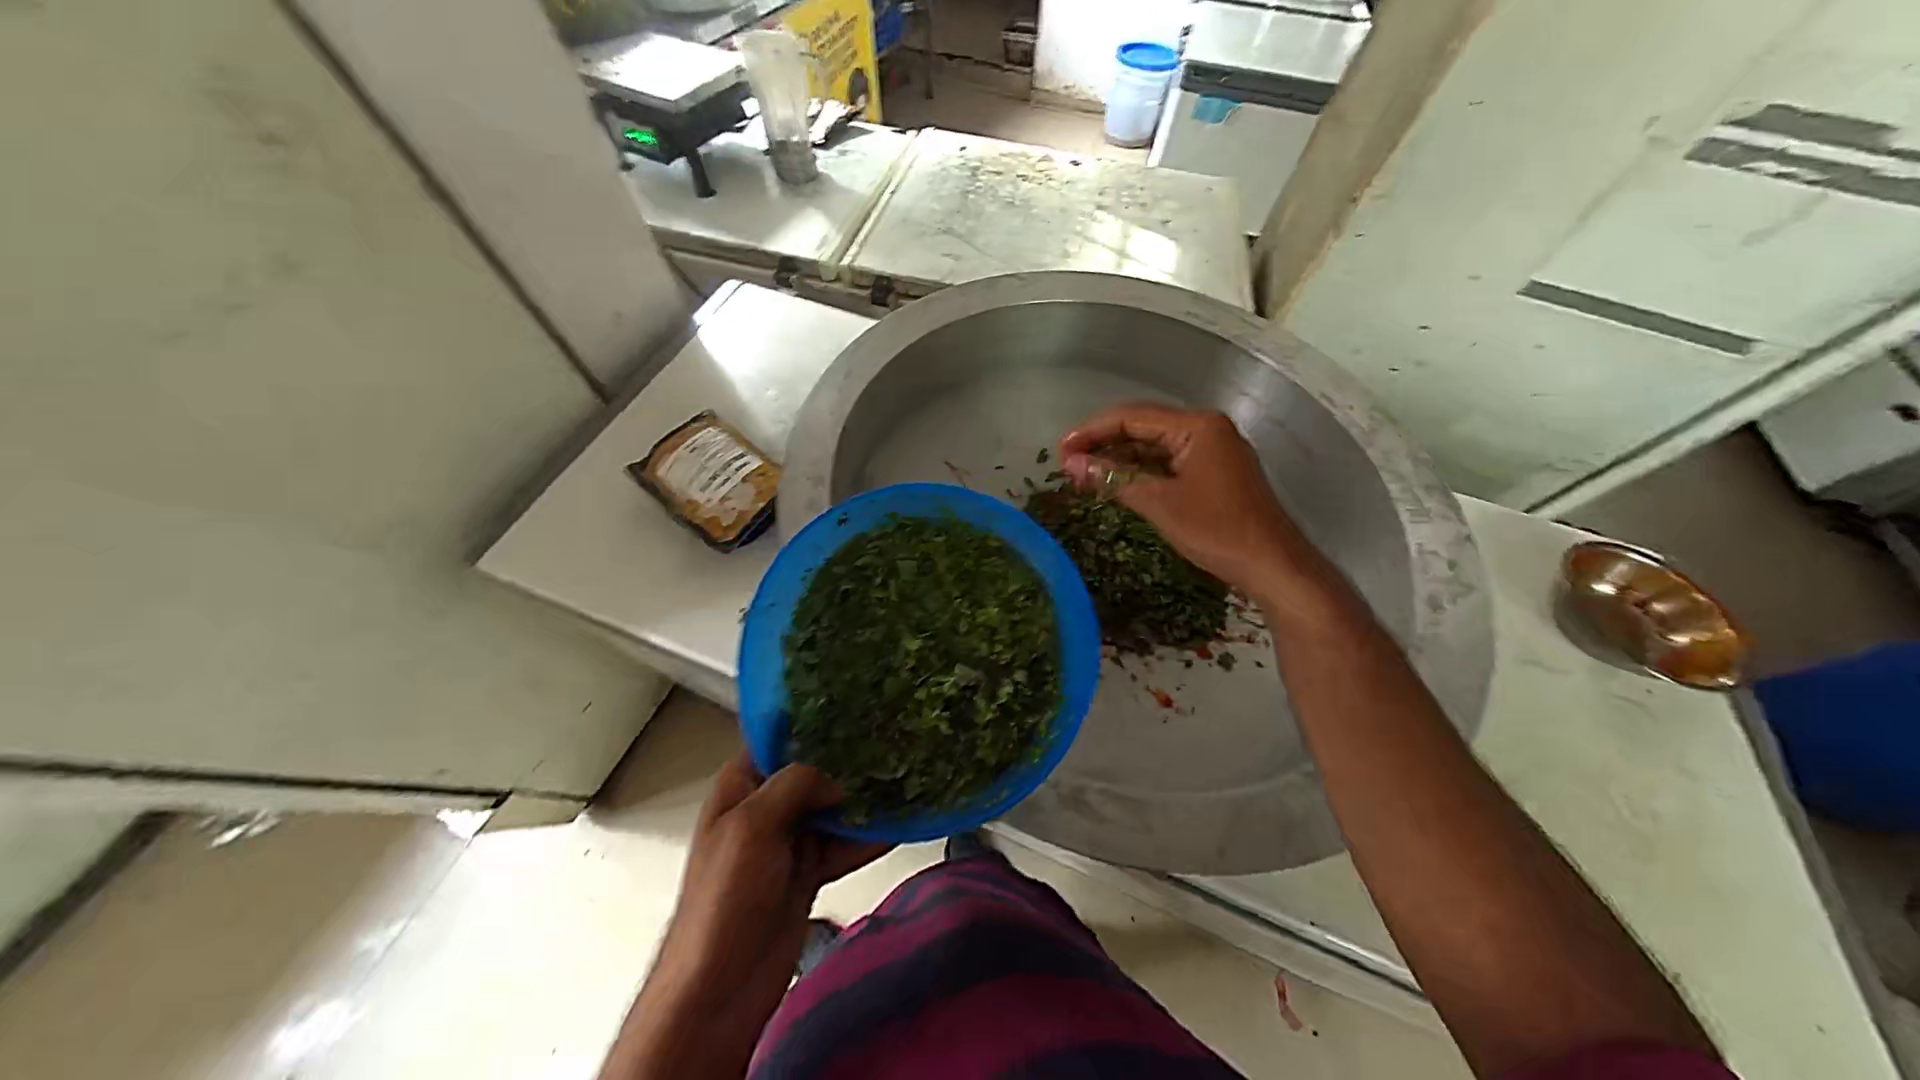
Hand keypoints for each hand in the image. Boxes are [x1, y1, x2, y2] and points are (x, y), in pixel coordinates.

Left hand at [601, 752, 888, 1079]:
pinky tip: (900, 822)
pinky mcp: (810, 870)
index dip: (813, 723)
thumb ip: (795, 785)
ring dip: (865, 798)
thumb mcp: (753, 826)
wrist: (722, 986)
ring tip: (904, 777)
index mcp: (741, 786)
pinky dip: (870, 835)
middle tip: (890, 739)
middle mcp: (766, 807)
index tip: (853, 706)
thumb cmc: (723, 901)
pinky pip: (846, 843)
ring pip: (835, 807)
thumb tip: (837, 775)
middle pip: (815, 772)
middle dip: (849, 761)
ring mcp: (790, 840)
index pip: (779, 739)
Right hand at [1058, 404, 1319, 598]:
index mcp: (1197, 425)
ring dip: (1120, 458)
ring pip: (1155, 446)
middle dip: (1103, 443)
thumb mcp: (1159, 503)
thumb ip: (1113, 478)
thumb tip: (1070, 465)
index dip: (1091, 432)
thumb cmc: (1217, 530)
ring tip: (1084, 474)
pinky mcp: (1215, 471)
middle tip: (1067, 463)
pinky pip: (1169, 462)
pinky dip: (1142, 471)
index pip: (1132, 417)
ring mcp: (1213, 450)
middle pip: (1143, 426)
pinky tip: (1117, 483)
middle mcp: (1206, 428)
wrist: (1272, 565)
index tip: (1060, 451)